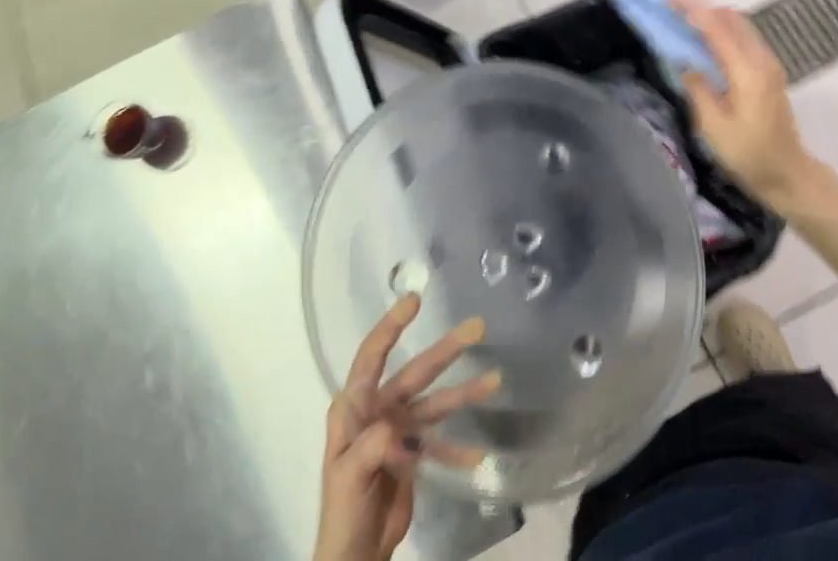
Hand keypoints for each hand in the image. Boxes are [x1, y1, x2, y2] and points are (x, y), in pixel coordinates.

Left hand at [314, 294, 499, 560]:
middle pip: (414, 373)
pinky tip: (478, 455)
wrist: (354, 552)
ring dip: (463, 394)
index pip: (371, 358)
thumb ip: (370, 446)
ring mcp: (397, 431)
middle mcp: (377, 410)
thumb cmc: (342, 509)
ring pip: (434, 404)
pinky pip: (439, 445)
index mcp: (355, 408)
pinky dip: (457, 449)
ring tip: (495, 380)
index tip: (413, 302)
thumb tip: (395, 427)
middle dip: (445, 350)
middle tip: (477, 328)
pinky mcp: (412, 455)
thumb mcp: (348, 476)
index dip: (390, 328)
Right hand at [671, 0, 825, 210]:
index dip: (693, 8)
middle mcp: (762, 60)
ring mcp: (769, 64)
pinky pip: (745, 38)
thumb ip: (698, 89)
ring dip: (713, 17)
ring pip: (740, 26)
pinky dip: (724, 30)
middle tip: (672, 1)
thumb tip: (685, 61)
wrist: (787, 172)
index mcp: (747, 72)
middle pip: (731, 19)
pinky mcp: (769, 72)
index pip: (717, 29)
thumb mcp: (713, 127)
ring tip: (684, 15)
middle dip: (702, 6)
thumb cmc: (748, 154)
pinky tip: (706, 37)